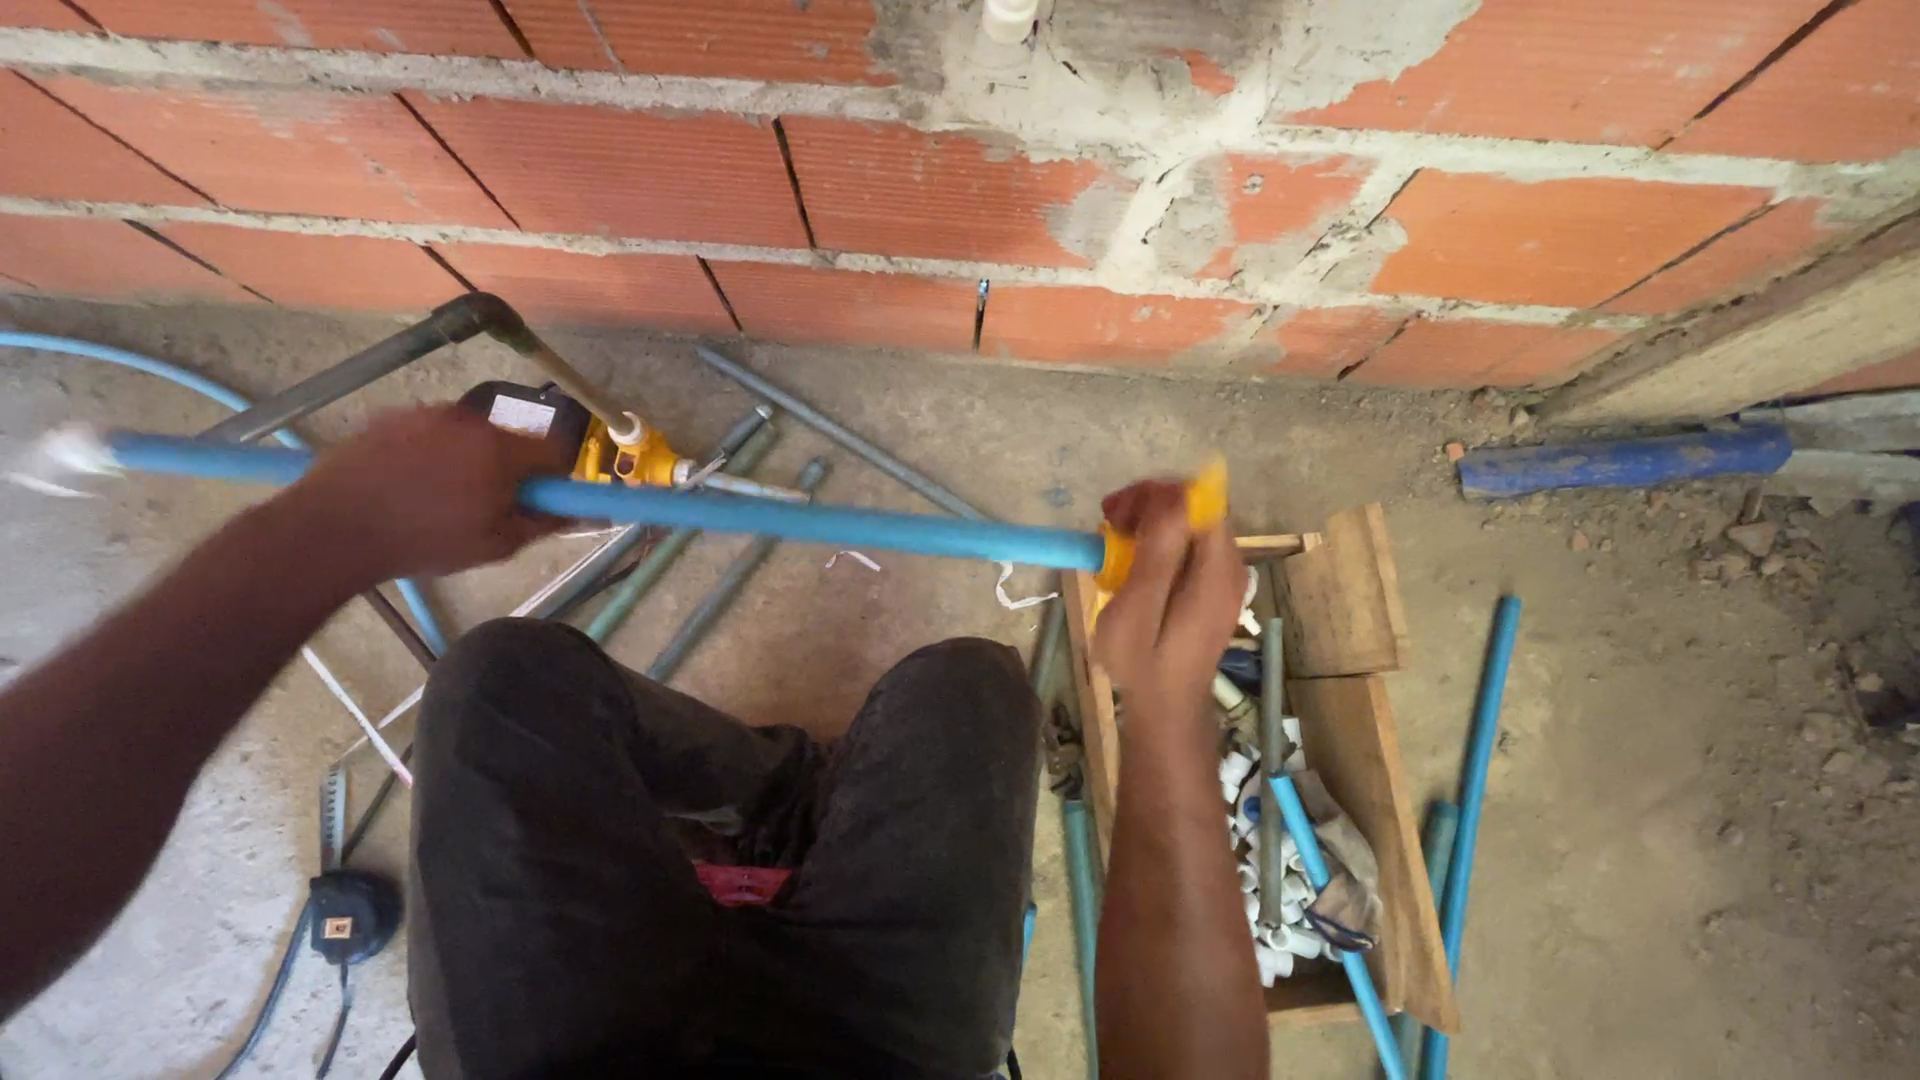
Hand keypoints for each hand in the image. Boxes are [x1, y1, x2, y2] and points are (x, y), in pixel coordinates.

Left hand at [278, 405, 570, 580]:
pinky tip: (410, 483)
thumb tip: (582, 512)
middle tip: (487, 504)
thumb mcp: (497, 544)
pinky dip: (432, 452)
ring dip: (470, 458)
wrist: (330, 529)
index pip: (555, 450)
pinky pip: (431, 432)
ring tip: (442, 496)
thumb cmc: (424, 541)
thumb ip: (545, 523)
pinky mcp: (390, 417)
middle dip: (509, 467)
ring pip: (470, 435)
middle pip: (511, 439)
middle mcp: (468, 419)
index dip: (553, 477)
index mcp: (501, 448)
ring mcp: (425, 414)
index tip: (538, 500)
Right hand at [1092, 479, 1244, 731]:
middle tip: (1108, 523)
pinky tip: (1133, 560)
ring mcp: (1224, 578)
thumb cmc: (1143, 662)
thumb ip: (1157, 554)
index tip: (1115, 514)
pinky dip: (1158, 541)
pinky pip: (1188, 546)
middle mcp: (1230, 567)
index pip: (1198, 501)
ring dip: (1150, 521)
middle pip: (1196, 508)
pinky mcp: (1212, 588)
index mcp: (1216, 571)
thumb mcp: (1138, 610)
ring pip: (1190, 524)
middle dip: (1150, 504)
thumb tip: (1171, 498)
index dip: (1156, 495)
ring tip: (1113, 538)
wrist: (1166, 707)